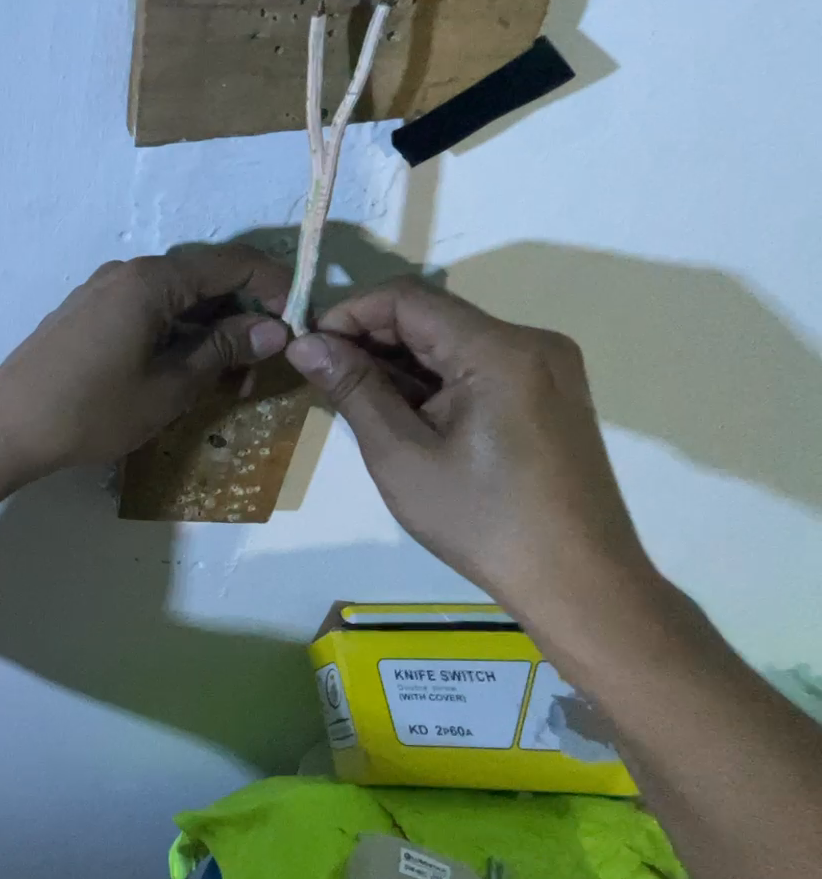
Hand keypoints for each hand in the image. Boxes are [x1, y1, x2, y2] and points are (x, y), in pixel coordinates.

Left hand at [0, 245, 291, 482]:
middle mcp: (123, 272)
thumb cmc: (92, 412)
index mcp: (151, 280)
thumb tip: (274, 328)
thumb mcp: (169, 387)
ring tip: (218, 378)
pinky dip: (167, 332)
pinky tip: (172, 371)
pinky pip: (138, 311)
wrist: (5, 429)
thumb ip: (223, 349)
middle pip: (200, 279)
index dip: (275, 289)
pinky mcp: (79, 314)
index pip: (233, 264)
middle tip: (255, 368)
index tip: (295, 329)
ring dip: (202, 329)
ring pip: (169, 298)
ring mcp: (95, 292)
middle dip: (238, 316)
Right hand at [283, 277, 653, 611]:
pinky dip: (425, 379)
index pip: (406, 299)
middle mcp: (530, 343)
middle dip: (366, 338)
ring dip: (393, 361)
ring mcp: (543, 368)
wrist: (575, 579)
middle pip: (429, 315)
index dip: (347, 314)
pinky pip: (471, 364)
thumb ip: (352, 389)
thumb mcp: (399, 453)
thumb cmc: (479, 518)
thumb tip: (303, 342)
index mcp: (499, 351)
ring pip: (447, 340)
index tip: (306, 349)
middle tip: (319, 379)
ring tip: (351, 401)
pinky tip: (397, 413)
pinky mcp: (543, 392)